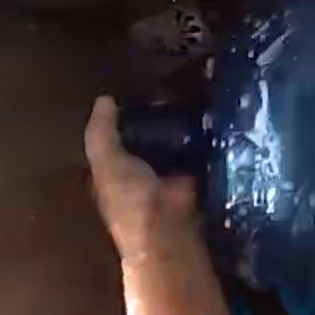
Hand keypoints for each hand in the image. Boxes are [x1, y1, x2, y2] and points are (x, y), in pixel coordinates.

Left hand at [84, 96, 198, 265]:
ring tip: (197, 95)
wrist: (167, 226)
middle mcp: (140, 169)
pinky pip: (197, 149)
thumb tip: (104, 99)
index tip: (138, 88)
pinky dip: (204, 136)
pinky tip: (211, 114)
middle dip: (159, 115)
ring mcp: (168, 171)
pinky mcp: (192, 172)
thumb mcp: (106, 162)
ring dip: (184, 124)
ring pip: (174, 140)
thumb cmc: (129, 197)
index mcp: (114, 169)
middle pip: (148, 135)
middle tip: (174, 88)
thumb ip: (102, 133)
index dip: (125, 114)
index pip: (117, 136)